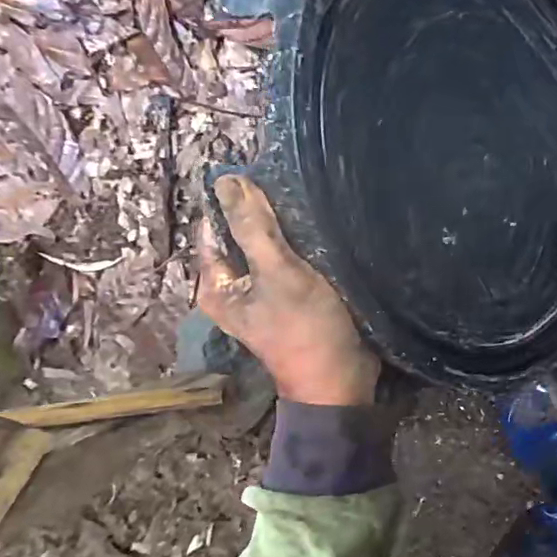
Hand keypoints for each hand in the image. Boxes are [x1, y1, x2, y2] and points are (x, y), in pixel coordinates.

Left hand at [197, 175, 380, 404]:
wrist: (340, 380)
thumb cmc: (303, 328)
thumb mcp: (277, 273)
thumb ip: (252, 228)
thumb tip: (227, 180)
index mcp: (216, 285)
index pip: (217, 228)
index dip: (237, 201)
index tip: (267, 177)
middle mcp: (237, 290)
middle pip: (248, 240)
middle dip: (269, 217)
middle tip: (298, 192)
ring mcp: (269, 298)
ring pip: (276, 253)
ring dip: (293, 235)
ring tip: (316, 212)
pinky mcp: (298, 303)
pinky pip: (298, 268)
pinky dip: (310, 254)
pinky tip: (329, 240)